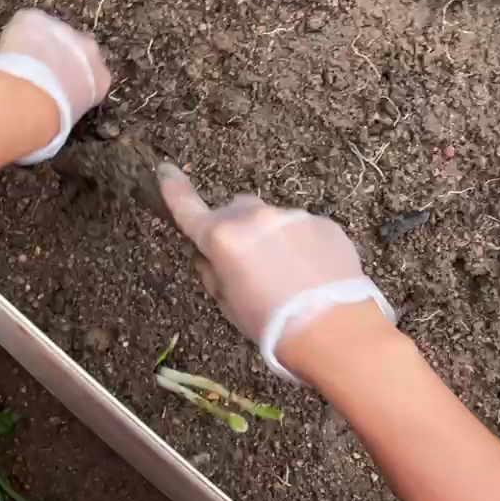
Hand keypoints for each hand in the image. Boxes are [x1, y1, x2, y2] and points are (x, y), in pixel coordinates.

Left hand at [0, 9, 110, 163]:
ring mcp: (62, 29)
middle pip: (76, 47)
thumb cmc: (48, 123)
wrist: (26, 102)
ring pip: (50, 33)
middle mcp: (88, 49)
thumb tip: (52, 110)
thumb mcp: (68, 120)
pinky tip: (5, 54)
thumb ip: (68, 105)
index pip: (92, 73)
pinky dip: (16, 35)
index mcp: (101, 78)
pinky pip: (26, 23)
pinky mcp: (35, 19)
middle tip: (37, 74)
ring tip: (18, 65)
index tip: (58, 87)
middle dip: (60, 56)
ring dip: (38, 44)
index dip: (72, 78)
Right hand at [157, 163, 395, 380]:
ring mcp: (292, 217)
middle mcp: (255, 218)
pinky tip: (309, 274)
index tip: (165, 169)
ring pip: (270, 221)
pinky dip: (299, 245)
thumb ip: (212, 272)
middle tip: (243, 263)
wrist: (334, 332)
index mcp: (222, 238)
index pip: (188, 207)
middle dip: (233, 229)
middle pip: (234, 211)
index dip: (173, 189)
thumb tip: (209, 257)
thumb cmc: (271, 324)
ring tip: (285, 276)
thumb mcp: (226, 303)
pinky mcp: (323, 224)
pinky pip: (302, 229)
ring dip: (269, 239)